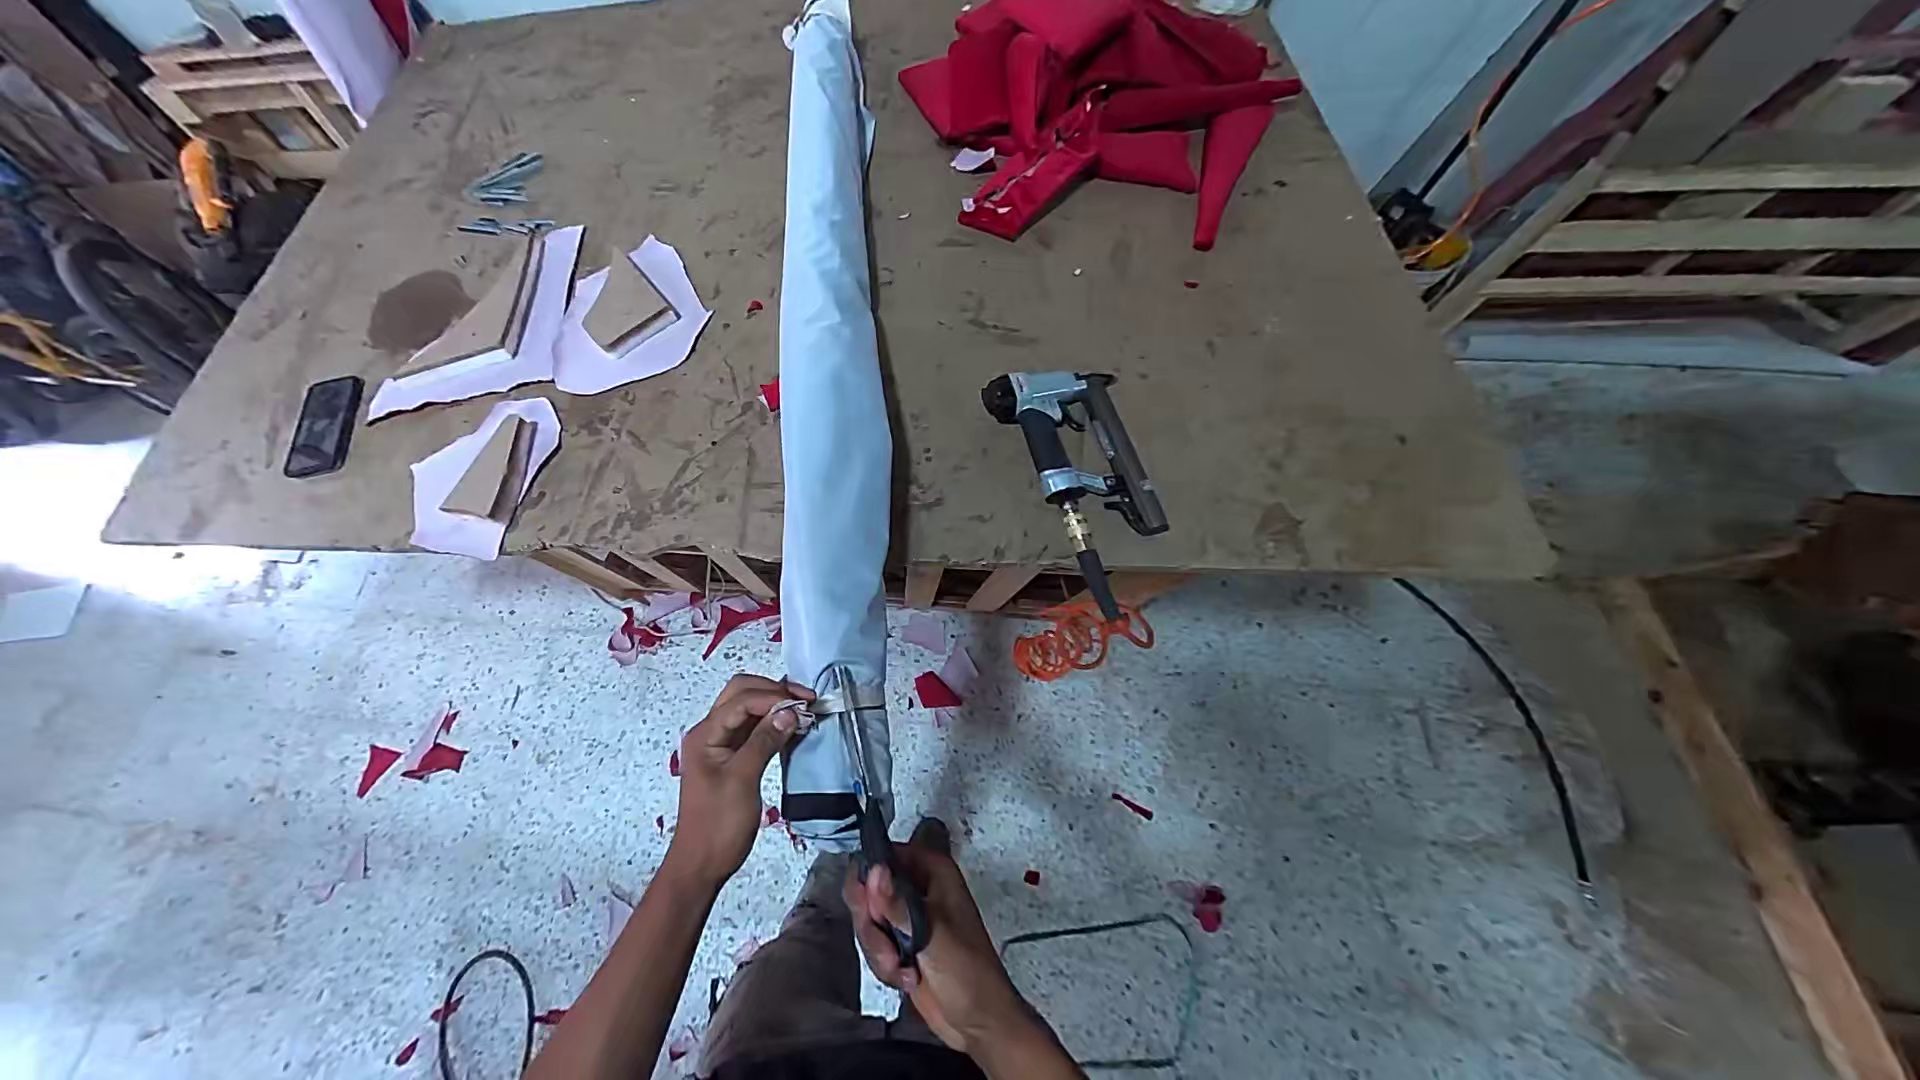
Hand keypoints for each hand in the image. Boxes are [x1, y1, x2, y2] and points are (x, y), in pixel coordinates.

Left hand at [662, 674, 811, 889]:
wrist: (702, 865)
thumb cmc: (718, 825)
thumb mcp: (742, 780)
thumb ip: (764, 741)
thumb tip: (790, 711)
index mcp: (705, 734)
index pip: (741, 699)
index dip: (773, 696)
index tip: (804, 704)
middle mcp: (711, 732)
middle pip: (742, 693)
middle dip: (774, 690)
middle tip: (806, 700)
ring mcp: (722, 743)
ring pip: (749, 707)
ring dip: (776, 703)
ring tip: (805, 709)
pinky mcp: (734, 755)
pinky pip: (755, 726)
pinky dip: (774, 721)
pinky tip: (794, 726)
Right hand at [843, 840, 1032, 1054]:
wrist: (977, 1020)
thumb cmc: (967, 970)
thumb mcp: (931, 933)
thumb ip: (897, 904)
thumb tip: (874, 871)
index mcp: (933, 870)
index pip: (886, 854)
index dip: (870, 879)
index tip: (869, 907)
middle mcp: (918, 886)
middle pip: (868, 889)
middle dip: (872, 924)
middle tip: (887, 945)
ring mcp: (907, 916)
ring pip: (867, 919)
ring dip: (878, 949)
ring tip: (901, 967)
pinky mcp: (899, 943)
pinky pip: (872, 944)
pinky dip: (882, 964)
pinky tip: (906, 977)